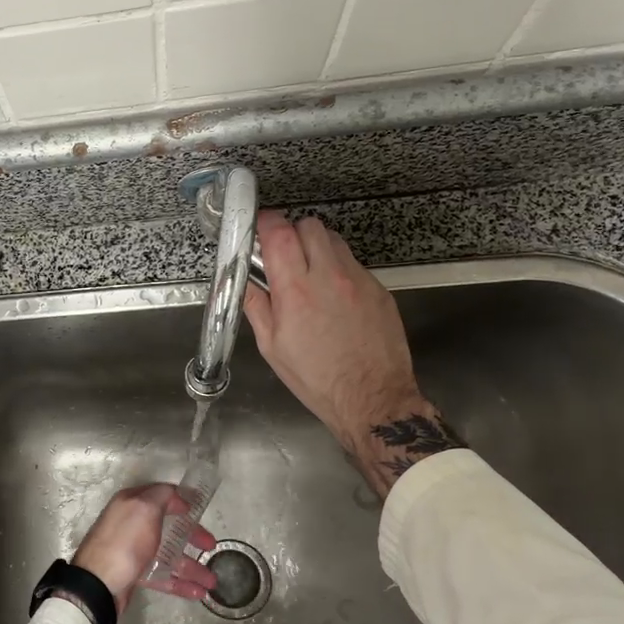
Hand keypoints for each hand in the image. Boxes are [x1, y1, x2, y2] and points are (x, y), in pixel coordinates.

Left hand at [72, 483, 216, 612]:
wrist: (99, 584)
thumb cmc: (124, 542)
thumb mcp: (144, 508)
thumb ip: (162, 496)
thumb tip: (176, 495)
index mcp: (131, 503)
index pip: (160, 495)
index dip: (181, 501)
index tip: (200, 510)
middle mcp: (131, 524)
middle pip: (167, 527)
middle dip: (191, 536)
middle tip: (210, 546)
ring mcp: (132, 551)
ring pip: (167, 555)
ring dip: (191, 566)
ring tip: (211, 581)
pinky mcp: (134, 574)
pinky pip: (162, 575)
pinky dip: (180, 583)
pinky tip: (197, 593)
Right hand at [243, 211, 463, 496]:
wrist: (372, 399)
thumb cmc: (317, 379)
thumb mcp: (271, 346)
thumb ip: (256, 306)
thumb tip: (244, 281)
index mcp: (295, 291)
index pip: (279, 233)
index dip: (266, 224)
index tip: (260, 231)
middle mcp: (329, 277)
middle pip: (309, 225)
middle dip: (292, 233)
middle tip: (283, 255)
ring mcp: (358, 280)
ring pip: (334, 240)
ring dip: (316, 248)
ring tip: (309, 274)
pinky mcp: (379, 289)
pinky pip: (353, 263)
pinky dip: (338, 270)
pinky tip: (333, 297)